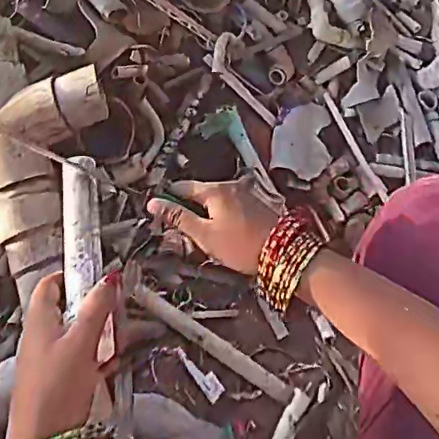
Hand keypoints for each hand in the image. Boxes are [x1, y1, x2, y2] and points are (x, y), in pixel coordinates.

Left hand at [5, 271, 120, 438]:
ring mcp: (47, 362)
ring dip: (100, 337)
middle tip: (117, 317)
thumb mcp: (82, 344)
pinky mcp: (56, 384)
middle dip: (96, 311)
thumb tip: (110, 275)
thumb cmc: (58, 388)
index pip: (50, 284)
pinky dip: (96, 360)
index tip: (99, 279)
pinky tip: (110, 370)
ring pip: (77, 336)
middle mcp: (40, 337)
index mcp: (39, 320)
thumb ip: (97, 309)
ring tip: (119, 347)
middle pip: (68, 310)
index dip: (72, 275)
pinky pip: (79, 360)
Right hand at [144, 178, 282, 276]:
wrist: (283, 253)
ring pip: (216, 200)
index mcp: (214, 189)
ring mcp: (245, 192)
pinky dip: (221, 215)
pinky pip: (230, 205)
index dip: (169, 200)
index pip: (182, 187)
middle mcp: (230, 185)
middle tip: (182, 232)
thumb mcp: (204, 235)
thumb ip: (179, 218)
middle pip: (199, 193)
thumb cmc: (240, 246)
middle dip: (188, 210)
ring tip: (203, 237)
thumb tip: (155, 203)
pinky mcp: (256, 203)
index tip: (161, 215)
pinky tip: (223, 234)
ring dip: (206, 214)